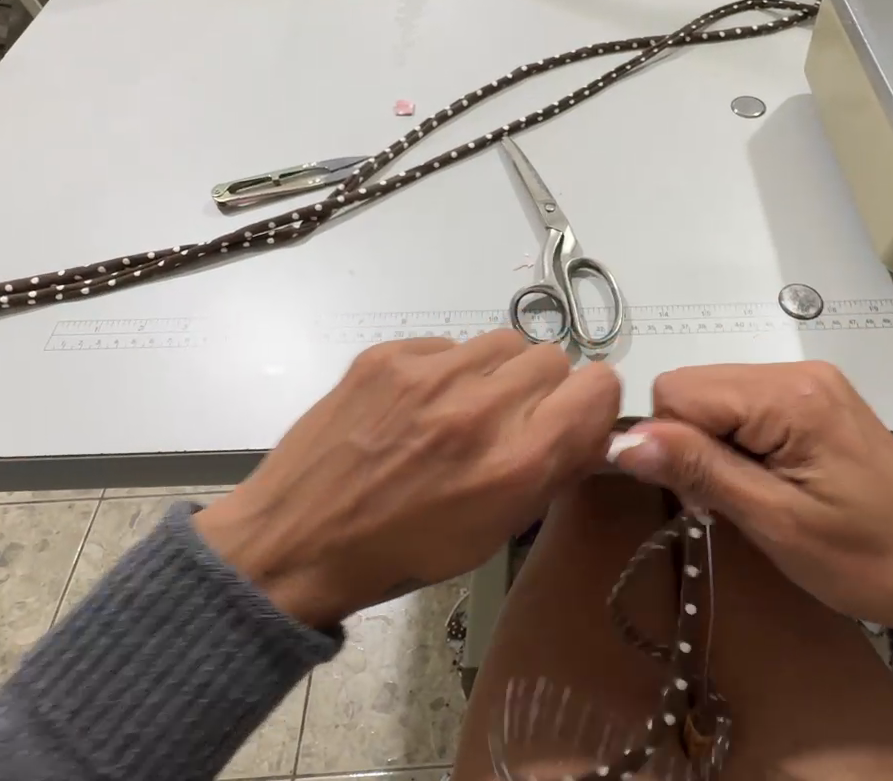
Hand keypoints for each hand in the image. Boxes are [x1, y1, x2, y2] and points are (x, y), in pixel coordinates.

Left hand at [197, 330, 619, 626]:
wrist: (295, 541)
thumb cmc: (403, 551)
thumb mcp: (495, 533)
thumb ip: (554, 471)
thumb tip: (591, 424)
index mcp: (514, 465)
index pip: (598, 385)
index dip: (591, 402)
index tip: (570, 418)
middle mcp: (478, 409)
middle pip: (553, 357)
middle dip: (542, 389)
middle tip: (508, 420)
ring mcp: (428, 374)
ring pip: (505, 341)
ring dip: (497, 373)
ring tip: (463, 407)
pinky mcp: (387, 355)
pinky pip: (450, 344)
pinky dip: (448, 369)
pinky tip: (418, 405)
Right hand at [612, 362, 892, 672]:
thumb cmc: (866, 561)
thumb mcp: (775, 523)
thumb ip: (698, 470)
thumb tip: (621, 440)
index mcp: (789, 395)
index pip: (678, 391)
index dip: (671, 445)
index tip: (701, 499)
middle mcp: (796, 370)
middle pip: (694, 387)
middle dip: (690, 443)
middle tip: (729, 500)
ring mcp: (809, 379)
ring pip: (714, 395)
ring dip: (712, 444)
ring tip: (752, 494)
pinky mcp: (815, 396)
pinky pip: (744, 403)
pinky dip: (737, 440)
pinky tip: (766, 477)